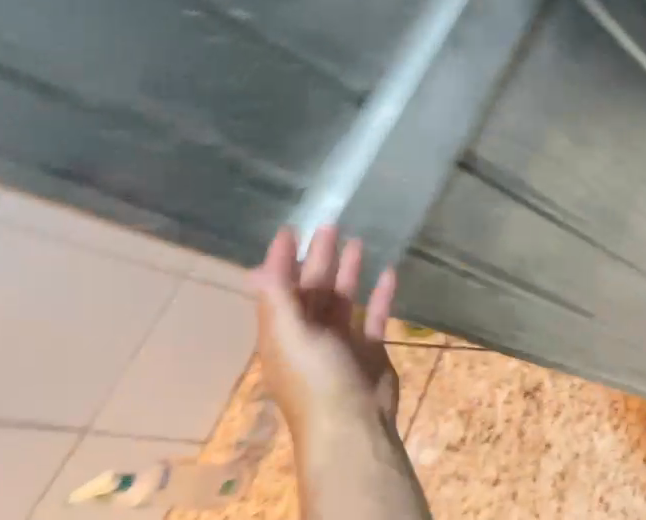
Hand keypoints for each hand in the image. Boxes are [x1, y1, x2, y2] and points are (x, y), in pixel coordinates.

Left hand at [250, 225, 399, 441]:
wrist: (353, 421)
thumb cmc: (318, 379)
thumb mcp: (291, 339)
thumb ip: (278, 303)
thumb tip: (256, 269)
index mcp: (282, 333)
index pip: (279, 289)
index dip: (282, 260)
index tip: (290, 230)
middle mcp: (307, 335)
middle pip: (311, 290)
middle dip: (317, 258)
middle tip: (329, 225)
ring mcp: (339, 342)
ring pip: (341, 298)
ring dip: (346, 271)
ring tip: (356, 241)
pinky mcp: (368, 348)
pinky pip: (374, 314)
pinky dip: (380, 294)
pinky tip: (389, 273)